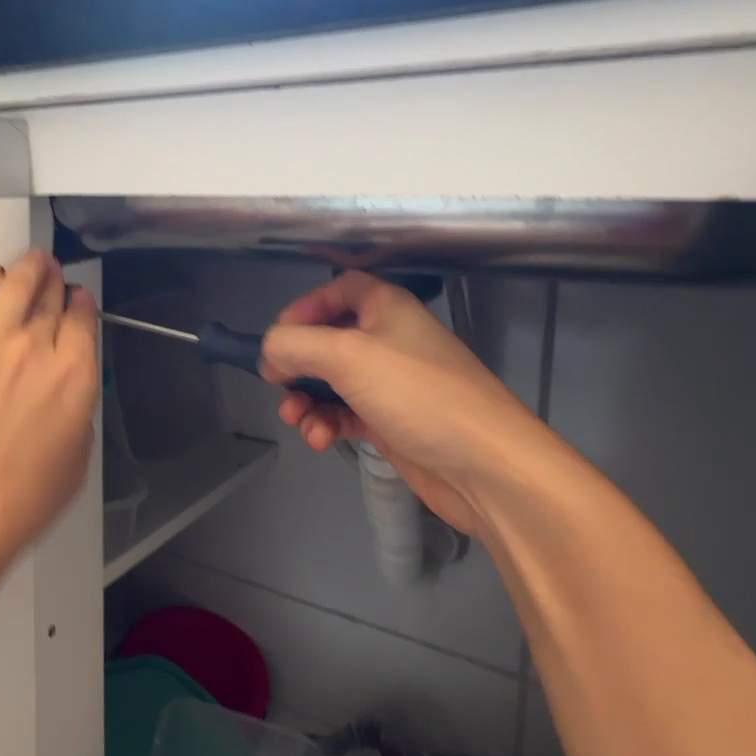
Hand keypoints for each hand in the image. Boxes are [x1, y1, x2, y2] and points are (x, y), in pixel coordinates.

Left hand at [0, 251, 100, 566]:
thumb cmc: (14, 505)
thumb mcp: (75, 463)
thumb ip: (77, 414)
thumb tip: (66, 392)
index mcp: (76, 378)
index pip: (84, 319)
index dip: (81, 303)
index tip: (78, 299)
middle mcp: (36, 350)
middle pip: (50, 296)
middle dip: (55, 279)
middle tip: (52, 273)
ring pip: (14, 283)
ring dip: (26, 267)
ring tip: (28, 262)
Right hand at [260, 272, 569, 537]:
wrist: (485, 467)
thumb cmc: (418, 395)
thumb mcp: (346, 357)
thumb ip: (295, 345)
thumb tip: (269, 350)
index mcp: (388, 309)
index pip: (340, 289)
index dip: (306, 306)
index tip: (280, 335)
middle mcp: (390, 340)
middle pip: (329, 339)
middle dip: (297, 363)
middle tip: (276, 383)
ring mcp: (392, 384)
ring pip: (332, 382)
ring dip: (306, 400)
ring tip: (297, 419)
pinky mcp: (392, 423)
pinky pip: (345, 414)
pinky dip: (327, 424)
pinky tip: (321, 440)